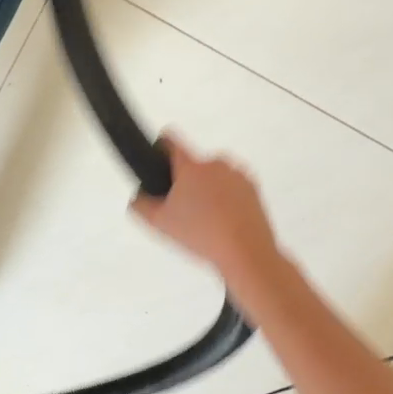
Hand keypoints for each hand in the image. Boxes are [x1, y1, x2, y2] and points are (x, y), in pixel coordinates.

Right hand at [130, 134, 284, 287]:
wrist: (246, 253)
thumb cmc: (203, 235)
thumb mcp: (159, 224)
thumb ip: (140, 205)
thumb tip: (138, 197)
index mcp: (191, 167)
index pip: (170, 141)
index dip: (160, 145)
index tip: (158, 155)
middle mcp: (216, 163)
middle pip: (192, 164)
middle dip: (187, 181)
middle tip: (184, 207)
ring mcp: (238, 174)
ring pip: (213, 175)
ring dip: (208, 189)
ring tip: (206, 218)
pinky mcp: (254, 187)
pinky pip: (232, 185)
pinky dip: (227, 197)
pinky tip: (223, 220)